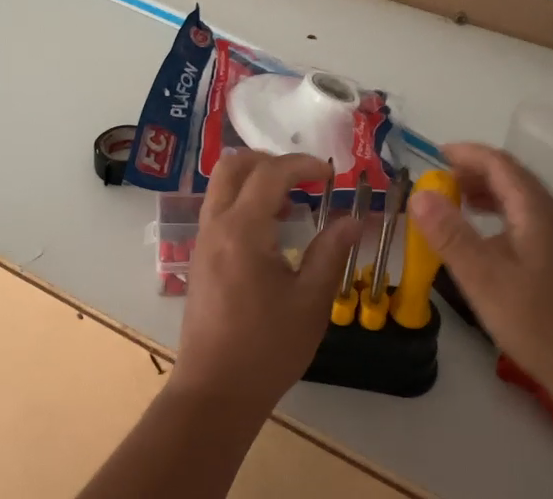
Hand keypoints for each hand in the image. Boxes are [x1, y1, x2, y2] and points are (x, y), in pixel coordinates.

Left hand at [170, 151, 361, 411]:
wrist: (215, 391)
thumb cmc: (267, 348)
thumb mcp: (311, 302)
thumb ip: (331, 253)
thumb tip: (353, 220)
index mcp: (242, 230)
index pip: (270, 174)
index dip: (302, 165)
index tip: (331, 175)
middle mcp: (216, 226)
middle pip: (233, 167)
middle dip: (270, 161)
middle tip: (304, 178)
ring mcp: (202, 241)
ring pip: (222, 187)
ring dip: (255, 181)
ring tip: (292, 203)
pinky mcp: (199, 259)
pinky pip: (219, 210)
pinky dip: (244, 202)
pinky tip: (272, 231)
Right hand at [407, 142, 552, 392]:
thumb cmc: (539, 323)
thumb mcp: (483, 279)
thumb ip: (450, 234)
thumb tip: (419, 194)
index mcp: (537, 212)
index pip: (500, 164)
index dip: (467, 154)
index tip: (436, 153)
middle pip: (514, 180)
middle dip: (476, 174)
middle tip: (441, 182)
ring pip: (524, 204)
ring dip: (489, 197)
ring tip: (459, 208)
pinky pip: (531, 225)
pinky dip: (503, 220)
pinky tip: (490, 247)